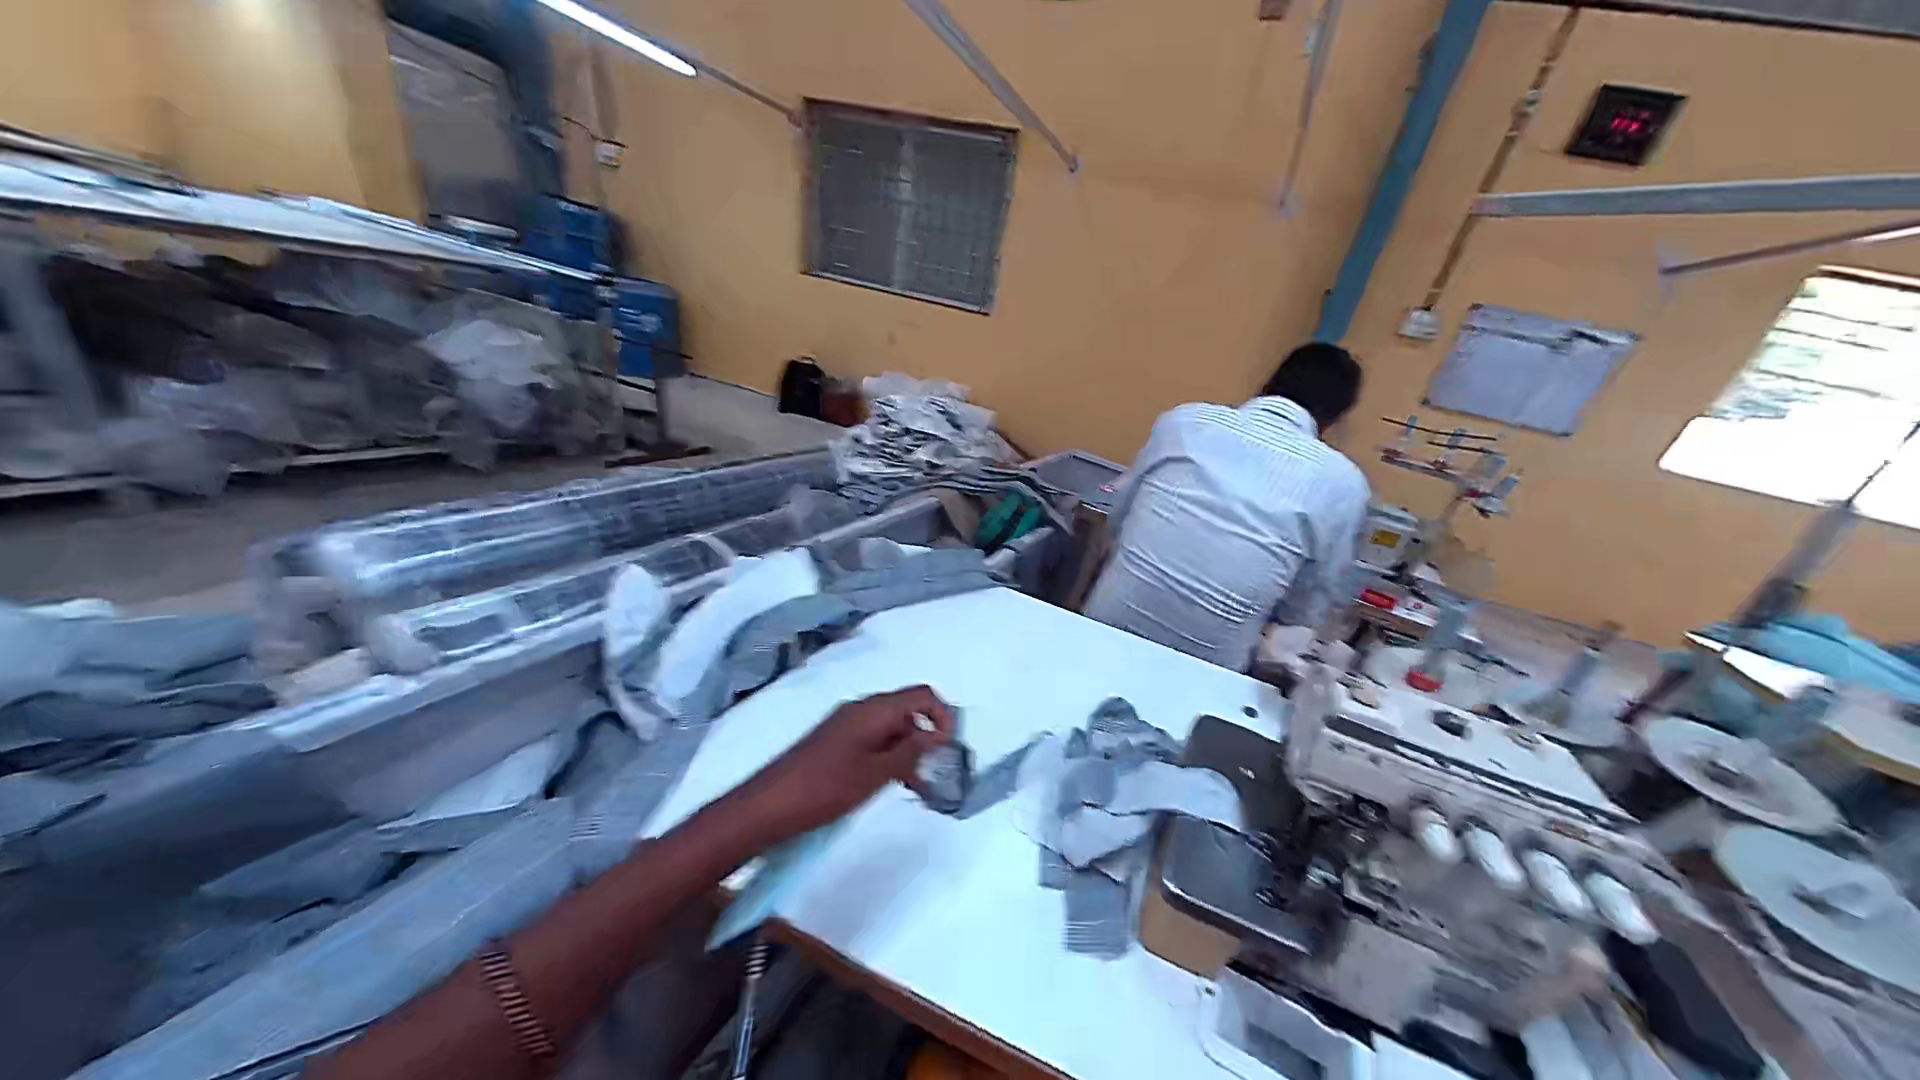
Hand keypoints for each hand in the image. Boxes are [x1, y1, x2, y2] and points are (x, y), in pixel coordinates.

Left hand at [736, 685, 954, 839]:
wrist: (767, 806)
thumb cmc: (825, 788)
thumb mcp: (875, 774)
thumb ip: (909, 751)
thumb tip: (935, 734)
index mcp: (873, 709)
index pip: (921, 695)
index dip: (942, 715)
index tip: (949, 748)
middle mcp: (861, 709)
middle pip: (906, 710)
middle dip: (926, 736)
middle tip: (937, 772)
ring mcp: (845, 725)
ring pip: (890, 728)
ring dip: (908, 750)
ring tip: (918, 786)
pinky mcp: (835, 742)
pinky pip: (873, 740)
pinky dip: (888, 757)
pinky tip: (892, 784)